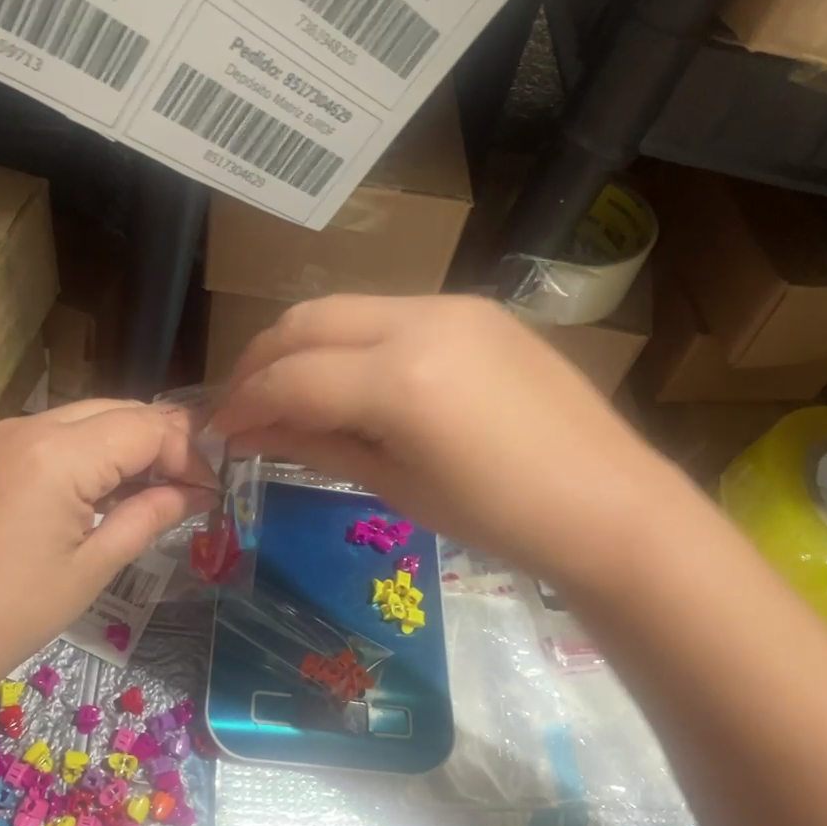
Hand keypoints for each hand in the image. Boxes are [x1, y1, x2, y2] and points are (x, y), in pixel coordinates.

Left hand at [0, 400, 213, 707]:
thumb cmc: (9, 614)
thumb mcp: (91, 569)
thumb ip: (147, 518)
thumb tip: (194, 494)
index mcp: (59, 452)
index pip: (148, 427)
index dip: (189, 453)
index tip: (215, 491)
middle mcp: (30, 427)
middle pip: (119, 411)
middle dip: (164, 441)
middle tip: (196, 486)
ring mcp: (4, 439)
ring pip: (88, 419)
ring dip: (130, 445)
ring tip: (163, 489)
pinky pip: (58, 438)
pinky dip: (95, 454)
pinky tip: (114, 490)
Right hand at [211, 294, 690, 590]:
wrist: (607, 504)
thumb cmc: (499, 519)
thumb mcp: (396, 487)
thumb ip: (318, 446)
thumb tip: (255, 431)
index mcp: (401, 380)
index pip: (292, 379)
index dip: (244, 405)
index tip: (219, 431)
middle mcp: (421, 321)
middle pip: (308, 321)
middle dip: (261, 360)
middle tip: (242, 404)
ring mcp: (453, 306)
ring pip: (345, 308)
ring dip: (303, 345)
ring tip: (288, 390)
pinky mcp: (476, 309)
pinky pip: (389, 313)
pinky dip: (351, 341)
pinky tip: (350, 380)